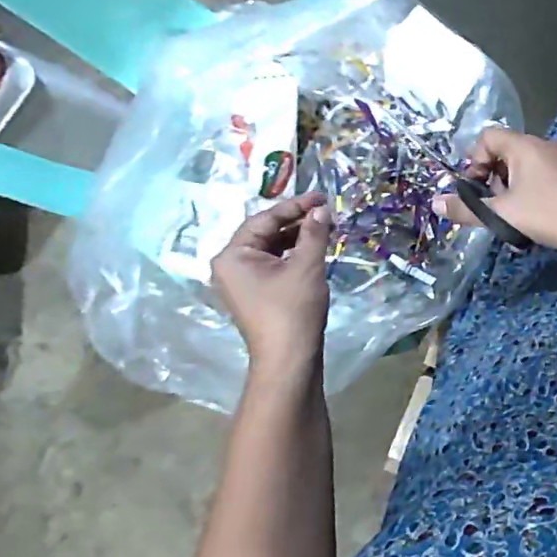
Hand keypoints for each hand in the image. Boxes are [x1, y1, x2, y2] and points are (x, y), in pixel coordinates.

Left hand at [211, 193, 332, 362]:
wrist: (289, 359)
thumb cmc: (293, 309)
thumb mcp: (306, 266)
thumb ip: (314, 233)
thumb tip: (322, 210)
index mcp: (232, 255)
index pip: (264, 219)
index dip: (296, 206)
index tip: (322, 197)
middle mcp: (229, 265)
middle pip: (265, 233)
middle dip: (297, 222)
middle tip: (327, 212)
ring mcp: (241, 281)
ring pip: (271, 249)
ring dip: (297, 238)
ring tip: (325, 229)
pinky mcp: (255, 294)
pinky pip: (273, 265)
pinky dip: (293, 255)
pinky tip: (314, 250)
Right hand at [434, 128, 556, 253]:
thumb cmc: (547, 215)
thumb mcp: (501, 214)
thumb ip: (466, 209)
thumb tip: (435, 203)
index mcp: (524, 146)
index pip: (487, 137)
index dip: (474, 159)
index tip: (476, 187)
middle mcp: (542, 145)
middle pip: (503, 150)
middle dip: (490, 175)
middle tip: (492, 203)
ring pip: (521, 164)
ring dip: (508, 185)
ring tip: (510, 212)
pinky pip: (538, 174)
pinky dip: (527, 189)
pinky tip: (531, 214)